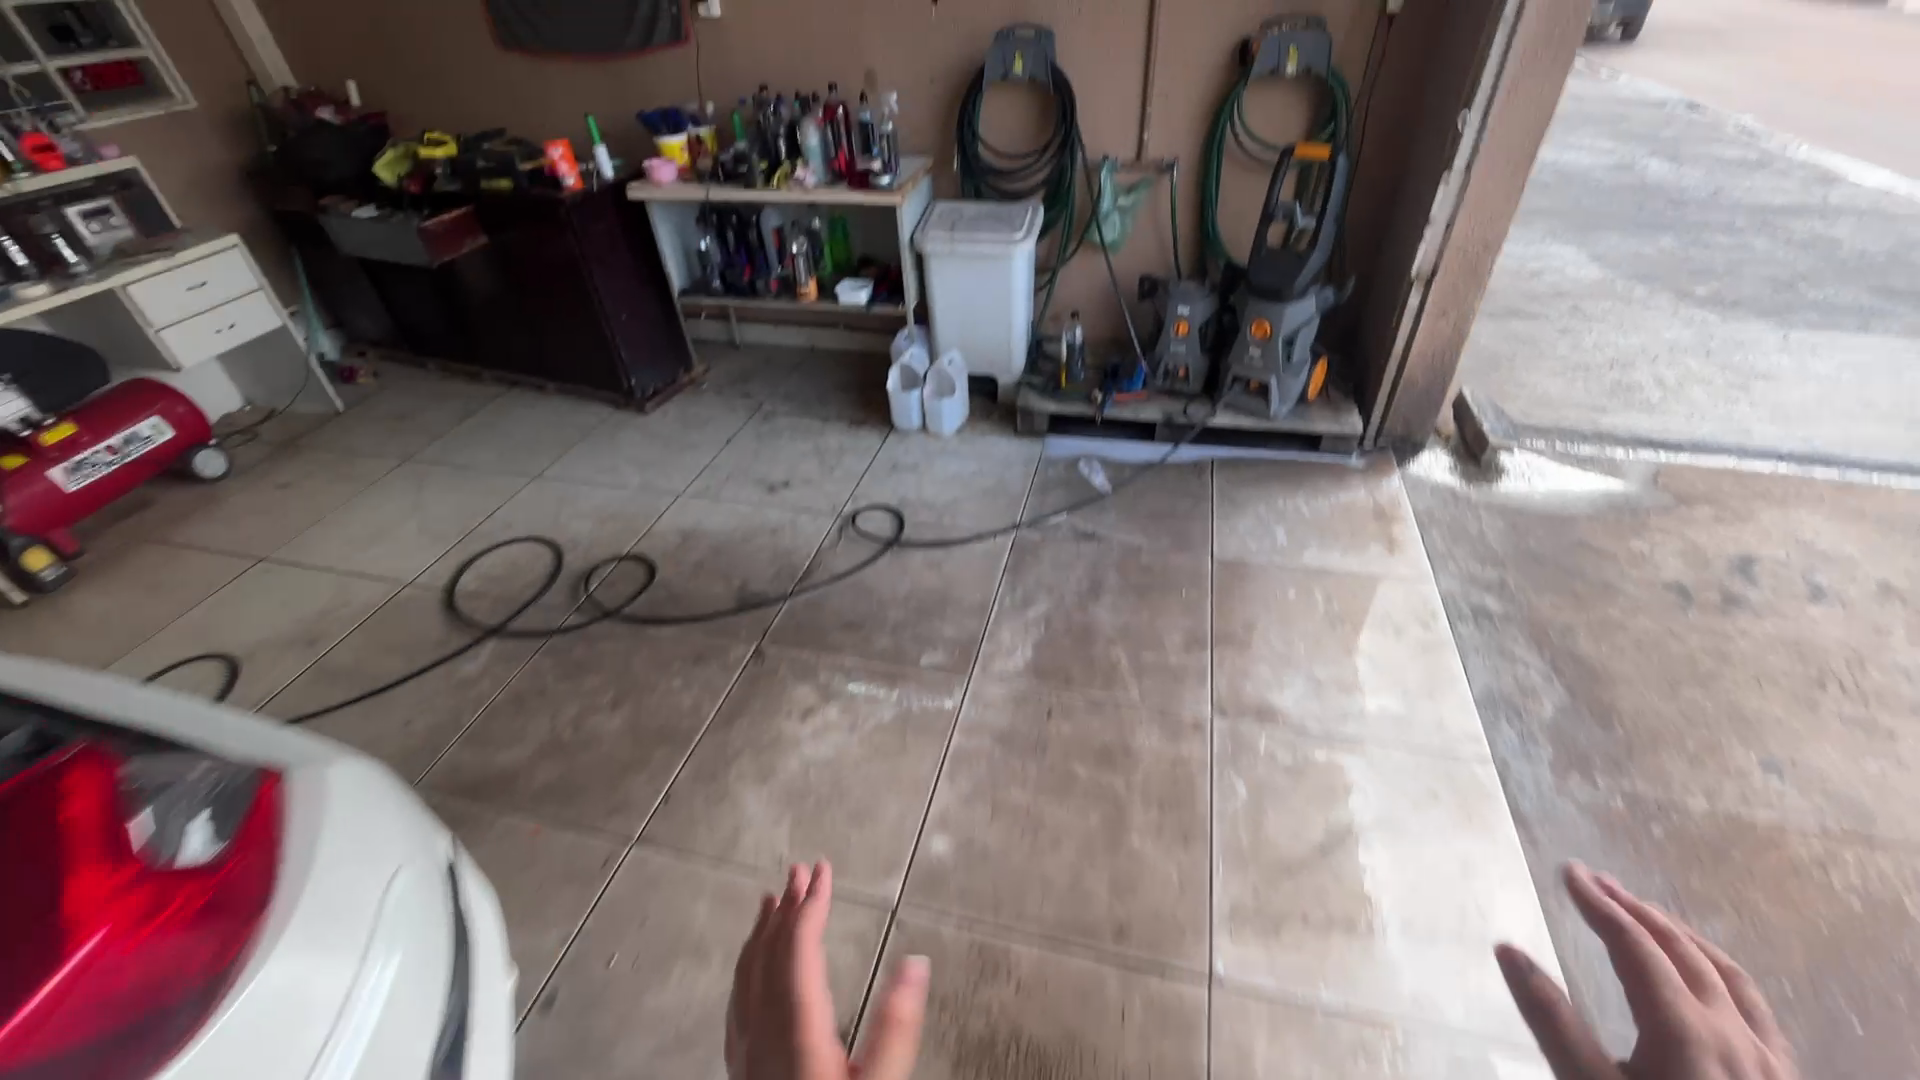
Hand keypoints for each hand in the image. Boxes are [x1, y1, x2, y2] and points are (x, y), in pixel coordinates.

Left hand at [725, 860, 929, 1079]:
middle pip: (770, 954)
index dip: (812, 903)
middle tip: (799, 870)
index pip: (799, 948)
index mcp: (798, 1030)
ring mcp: (747, 1053)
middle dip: (788, 906)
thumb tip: (915, 964)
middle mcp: (764, 1035)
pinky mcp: (742, 1070)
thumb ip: (896, 1027)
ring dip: (762, 931)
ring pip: (748, 976)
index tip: (823, 869)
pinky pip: (738, 1001)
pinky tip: (752, 967)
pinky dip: (747, 966)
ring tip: (770, 901)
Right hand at [1496, 862, 1797, 1079]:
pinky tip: (1706, 976)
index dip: (1597, 902)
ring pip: (1729, 974)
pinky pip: (1757, 1008)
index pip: (1634, 944)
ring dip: (1679, 934)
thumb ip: (1550, 1018)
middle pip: (1681, 950)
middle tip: (1594, 881)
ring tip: (1644, 912)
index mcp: (1684, 1029)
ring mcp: (1771, 1061)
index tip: (1567, 871)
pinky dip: (1720, 971)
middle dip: (1633, 908)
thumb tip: (1506, 949)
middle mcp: (1735, 1035)